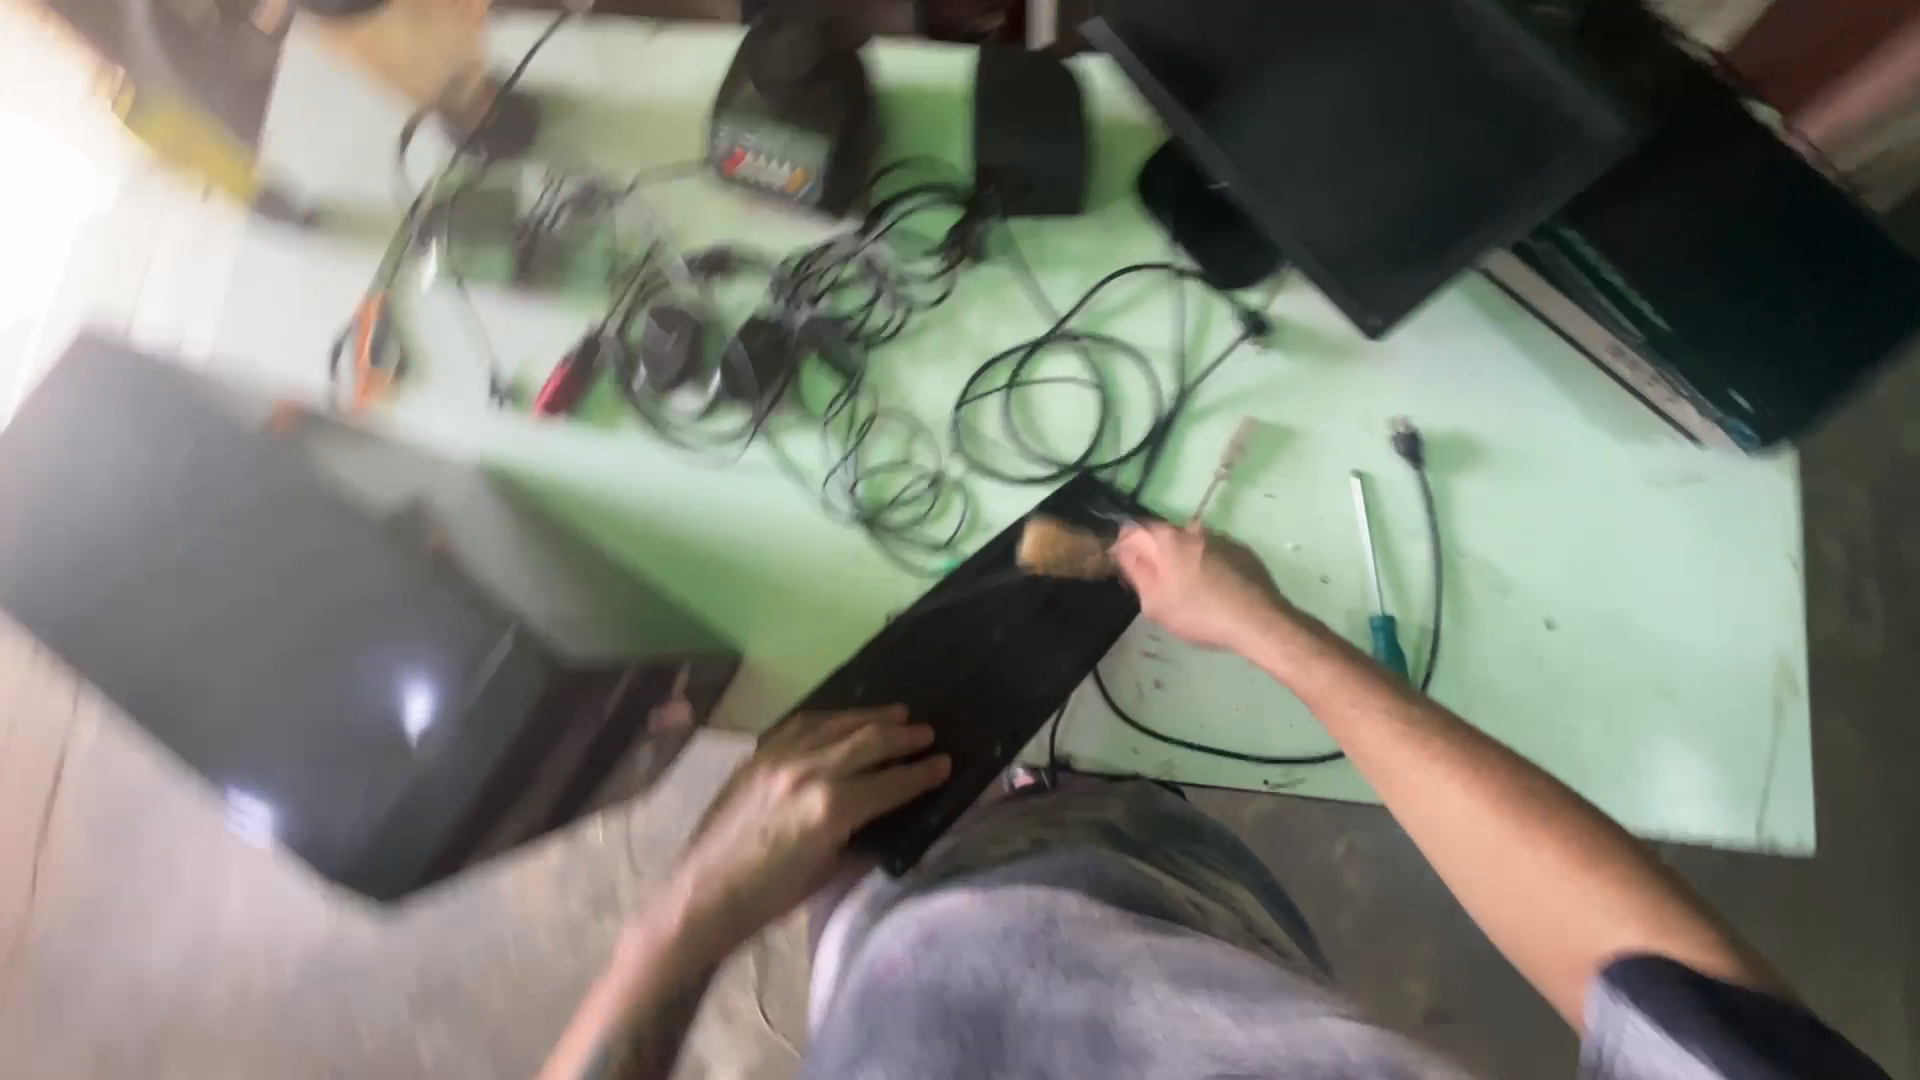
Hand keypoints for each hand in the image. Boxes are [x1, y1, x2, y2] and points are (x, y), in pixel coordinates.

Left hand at [666, 705, 948, 952]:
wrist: (702, 894)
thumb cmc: (770, 897)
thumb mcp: (828, 872)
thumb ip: (863, 838)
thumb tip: (891, 817)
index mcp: (832, 809)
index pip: (891, 782)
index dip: (922, 773)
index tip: (945, 763)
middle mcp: (811, 771)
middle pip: (870, 741)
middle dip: (905, 736)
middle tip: (928, 733)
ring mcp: (783, 756)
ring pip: (839, 723)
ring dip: (873, 717)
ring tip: (899, 713)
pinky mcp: (762, 752)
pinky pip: (805, 722)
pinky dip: (833, 717)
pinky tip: (847, 717)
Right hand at [1110, 521, 1293, 651]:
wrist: (1258, 622)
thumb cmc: (1199, 614)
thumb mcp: (1154, 603)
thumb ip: (1136, 572)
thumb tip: (1124, 552)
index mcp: (1167, 539)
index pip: (1132, 529)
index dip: (1125, 547)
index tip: (1128, 569)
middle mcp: (1193, 530)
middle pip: (1162, 535)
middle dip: (1155, 555)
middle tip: (1159, 585)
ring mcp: (1220, 538)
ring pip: (1189, 544)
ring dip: (1183, 560)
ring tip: (1190, 590)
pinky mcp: (1241, 550)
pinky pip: (1213, 552)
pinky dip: (1207, 565)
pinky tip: (1214, 590)